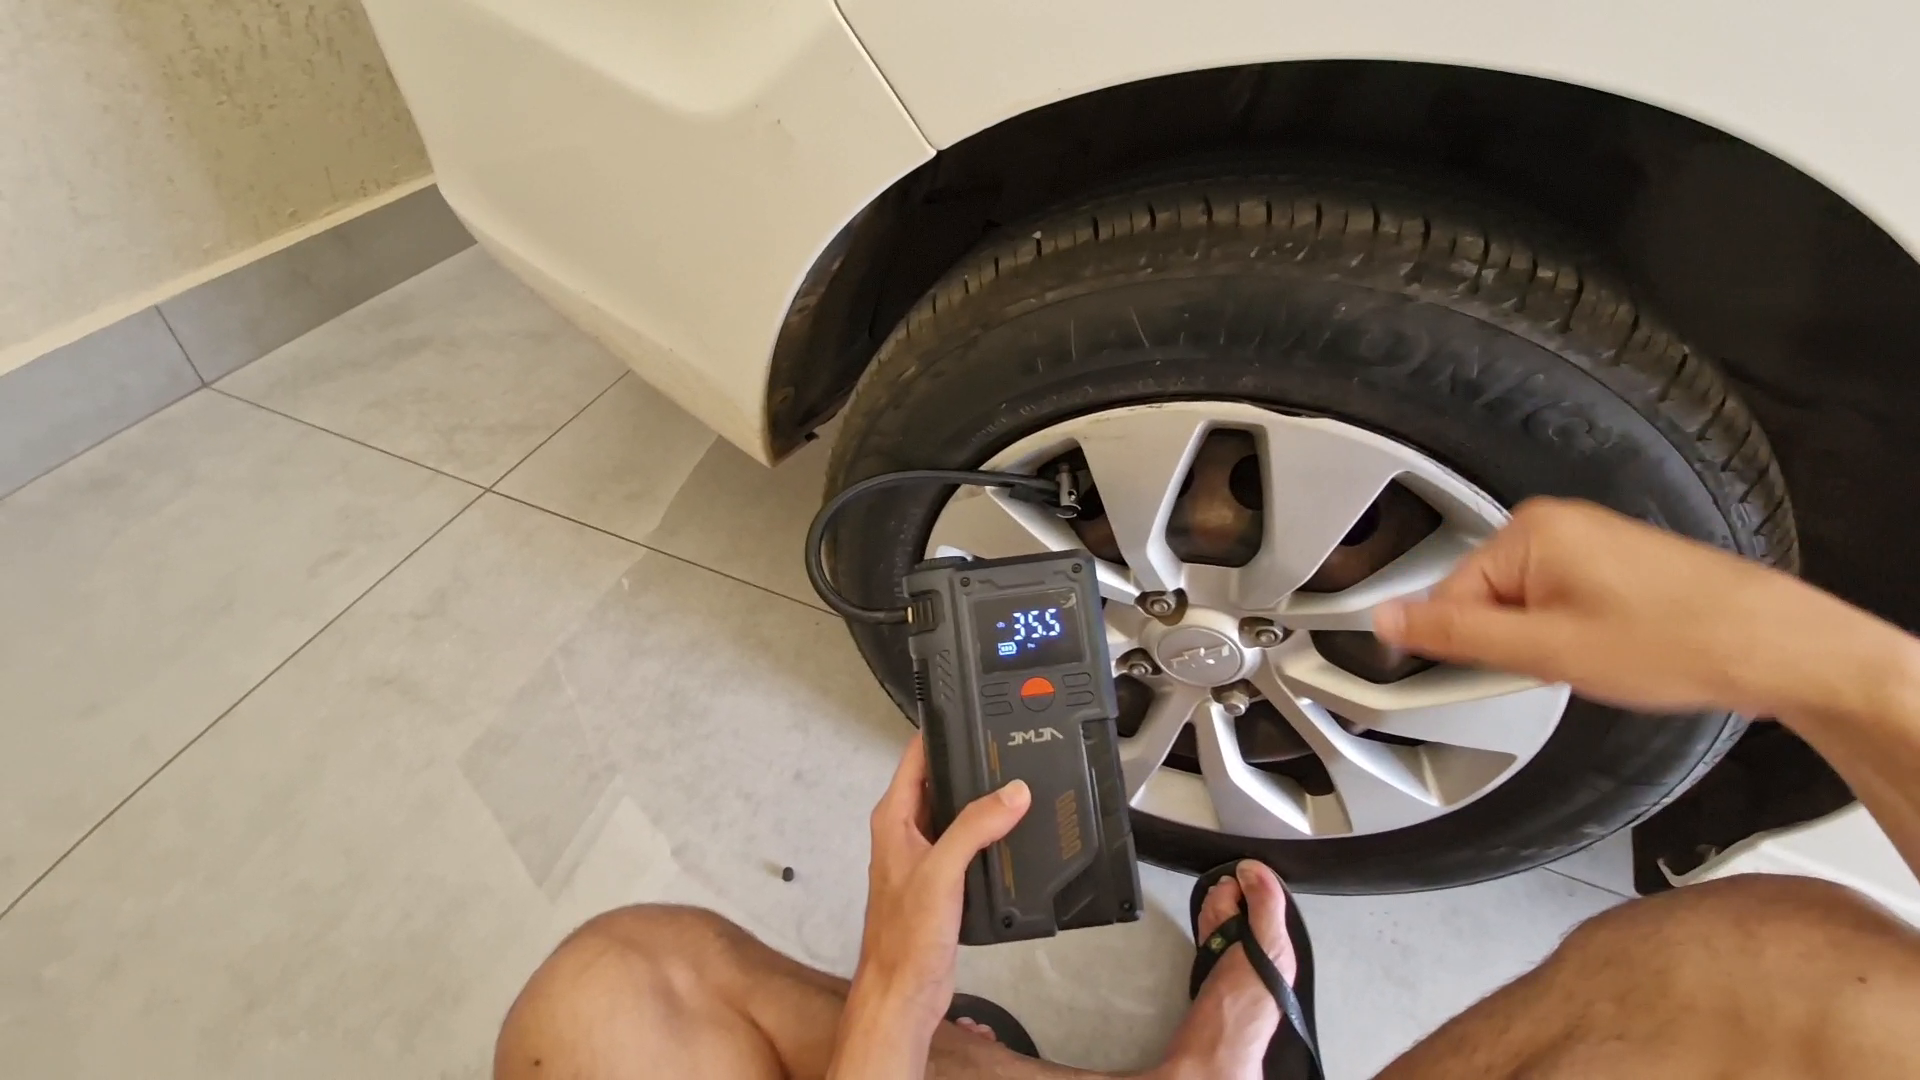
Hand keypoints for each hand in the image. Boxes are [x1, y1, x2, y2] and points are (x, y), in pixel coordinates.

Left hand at [829, 736, 1029, 1076]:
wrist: (905, 992)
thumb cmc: (906, 935)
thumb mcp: (943, 871)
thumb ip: (975, 827)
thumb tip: (1012, 792)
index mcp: (894, 817)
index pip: (915, 756)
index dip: (939, 731)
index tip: (967, 712)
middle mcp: (905, 829)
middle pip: (939, 780)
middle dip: (969, 764)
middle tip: (1004, 746)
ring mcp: (923, 853)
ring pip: (955, 810)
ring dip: (979, 799)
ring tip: (1014, 782)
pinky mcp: (940, 877)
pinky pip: (965, 839)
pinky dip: (986, 830)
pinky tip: (1009, 830)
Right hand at [1371, 497, 1874, 717]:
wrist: (1790, 653)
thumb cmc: (1682, 643)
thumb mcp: (1543, 651)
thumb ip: (1452, 634)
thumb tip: (1384, 620)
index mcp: (1527, 531)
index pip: (1448, 594)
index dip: (1468, 642)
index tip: (1499, 669)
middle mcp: (1554, 523)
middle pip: (1483, 597)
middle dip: (1510, 640)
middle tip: (1561, 662)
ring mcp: (1587, 538)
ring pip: (1519, 603)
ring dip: (1541, 639)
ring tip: (1596, 656)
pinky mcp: (1611, 558)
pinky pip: (1554, 597)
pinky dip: (1568, 629)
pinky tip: (1609, 646)